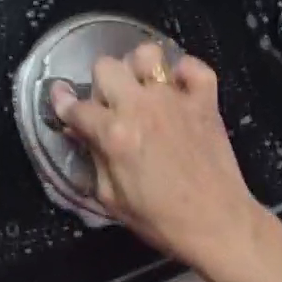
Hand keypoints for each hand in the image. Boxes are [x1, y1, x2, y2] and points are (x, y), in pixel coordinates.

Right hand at [50, 44, 267, 268]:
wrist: (220, 227)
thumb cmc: (161, 220)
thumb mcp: (112, 199)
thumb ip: (93, 159)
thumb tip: (80, 132)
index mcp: (114, 133)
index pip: (75, 106)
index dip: (62, 103)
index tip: (62, 100)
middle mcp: (140, 107)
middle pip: (105, 66)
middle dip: (101, 84)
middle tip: (111, 106)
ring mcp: (174, 100)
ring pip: (146, 55)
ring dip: (139, 69)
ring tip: (143, 90)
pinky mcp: (204, 102)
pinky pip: (194, 67)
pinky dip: (185, 72)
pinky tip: (179, 88)